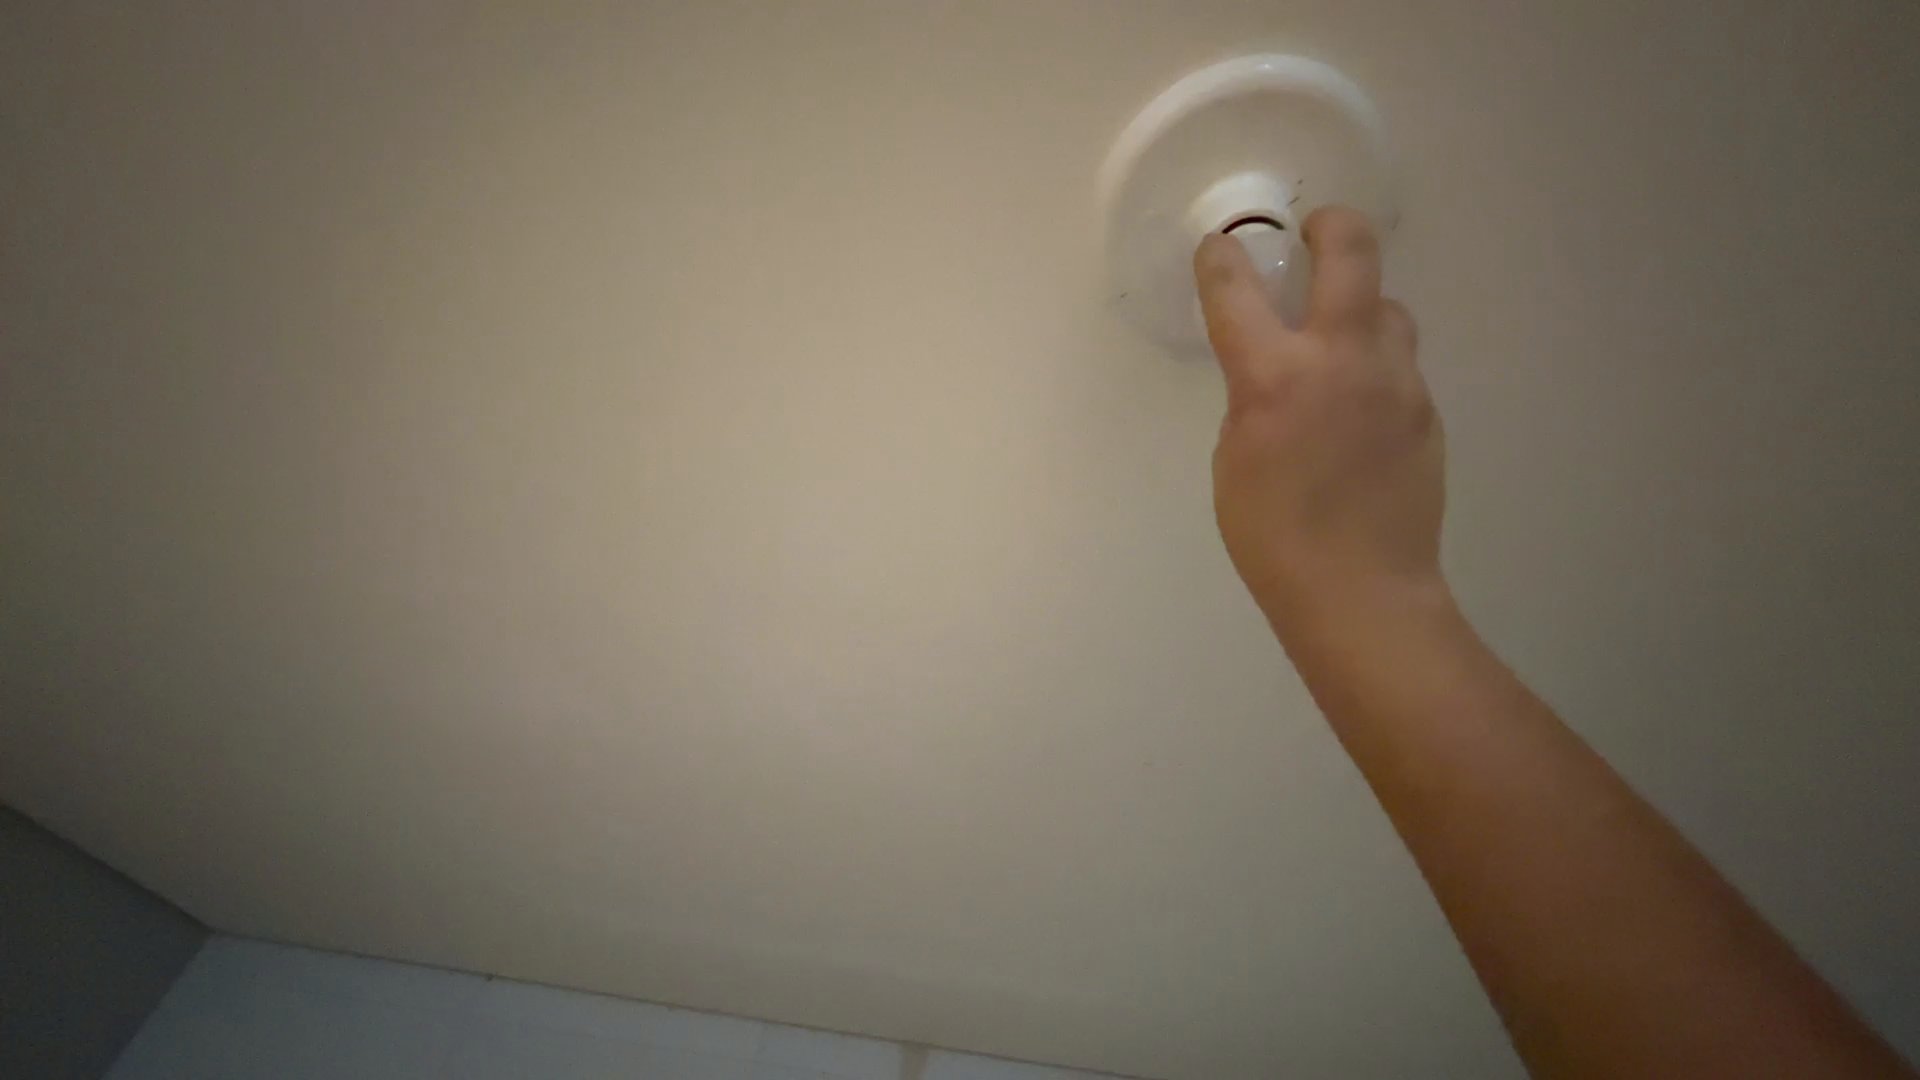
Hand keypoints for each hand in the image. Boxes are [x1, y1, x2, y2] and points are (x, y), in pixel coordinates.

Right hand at [1194, 207, 1445, 633]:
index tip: (1218, 249)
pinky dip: (1372, 362)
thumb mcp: (1233, 459)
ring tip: (1333, 338)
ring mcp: (1397, 380)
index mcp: (1274, 378)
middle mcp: (1343, 359)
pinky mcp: (1426, 408)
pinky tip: (1355, 405)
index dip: (1221, 258)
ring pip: (1387, 305)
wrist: (1358, 589)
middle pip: (1351, 250)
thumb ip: (1251, 399)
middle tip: (1311, 234)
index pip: (1237, 290)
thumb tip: (1272, 373)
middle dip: (1328, 225)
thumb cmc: (1270, 536)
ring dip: (1357, 303)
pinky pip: (1398, 361)